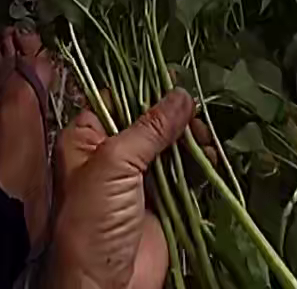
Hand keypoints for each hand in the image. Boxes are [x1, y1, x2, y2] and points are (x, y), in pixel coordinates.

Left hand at [50, 89, 194, 288]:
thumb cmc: (94, 220)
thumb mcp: (116, 162)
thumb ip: (151, 127)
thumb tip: (181, 94)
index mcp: (87, 138)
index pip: (116, 98)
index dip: (143, 88)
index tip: (172, 77)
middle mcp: (110, 153)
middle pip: (147, 121)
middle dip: (173, 115)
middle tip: (195, 112)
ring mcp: (136, 178)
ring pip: (168, 146)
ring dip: (188, 138)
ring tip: (204, 137)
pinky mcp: (160, 202)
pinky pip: (182, 173)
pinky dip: (197, 164)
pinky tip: (209, 157)